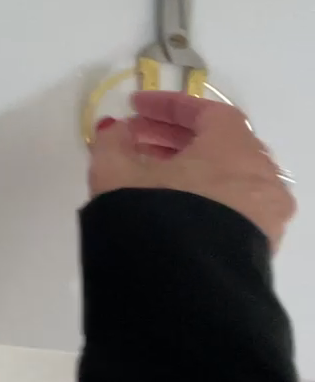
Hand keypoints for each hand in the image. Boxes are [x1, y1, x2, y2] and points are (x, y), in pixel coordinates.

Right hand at [89, 91, 296, 251]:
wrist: (181, 277)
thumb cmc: (150, 209)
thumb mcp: (114, 167)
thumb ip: (114, 140)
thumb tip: (118, 128)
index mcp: (235, 154)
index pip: (214, 114)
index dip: (172, 104)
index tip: (135, 105)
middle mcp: (263, 178)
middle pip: (225, 141)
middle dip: (176, 132)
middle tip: (134, 131)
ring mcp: (268, 210)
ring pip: (231, 170)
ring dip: (189, 158)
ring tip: (144, 162)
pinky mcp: (261, 235)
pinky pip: (234, 193)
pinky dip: (202, 181)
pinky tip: (166, 190)